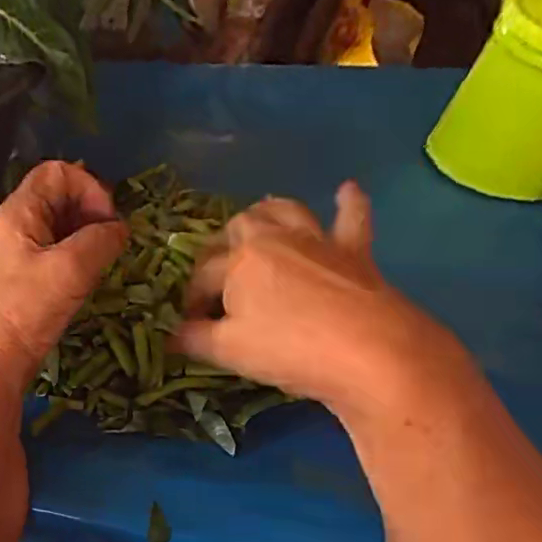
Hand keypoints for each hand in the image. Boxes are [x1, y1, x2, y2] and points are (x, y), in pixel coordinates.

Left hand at [0, 161, 127, 386]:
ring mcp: (19, 253)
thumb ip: (102, 238)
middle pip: (61, 196)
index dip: (89, 187)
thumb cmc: (29, 309)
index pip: (59, 172)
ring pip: (62, 226)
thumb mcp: (73, 267)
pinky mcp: (26, 278)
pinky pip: (57, 252)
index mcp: (18, 212)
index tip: (106, 220)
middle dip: (91, 211)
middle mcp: (15, 226)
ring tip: (102, 261)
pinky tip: (89, 277)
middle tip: (109, 242)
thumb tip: (119, 231)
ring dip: (88, 236)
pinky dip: (78, 256)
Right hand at [178, 182, 474, 420]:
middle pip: (238, 228)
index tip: (188, 326)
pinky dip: (348, 202)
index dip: (189, 301)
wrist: (369, 352)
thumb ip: (193, 339)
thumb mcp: (226, 351)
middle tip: (214, 272)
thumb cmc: (286, 349)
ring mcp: (317, 241)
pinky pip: (352, 217)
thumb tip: (171, 335)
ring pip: (286, 211)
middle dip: (220, 246)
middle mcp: (275, 240)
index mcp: (238, 262)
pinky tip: (345, 190)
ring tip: (258, 220)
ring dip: (268, 212)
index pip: (201, 277)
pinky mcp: (354, 251)